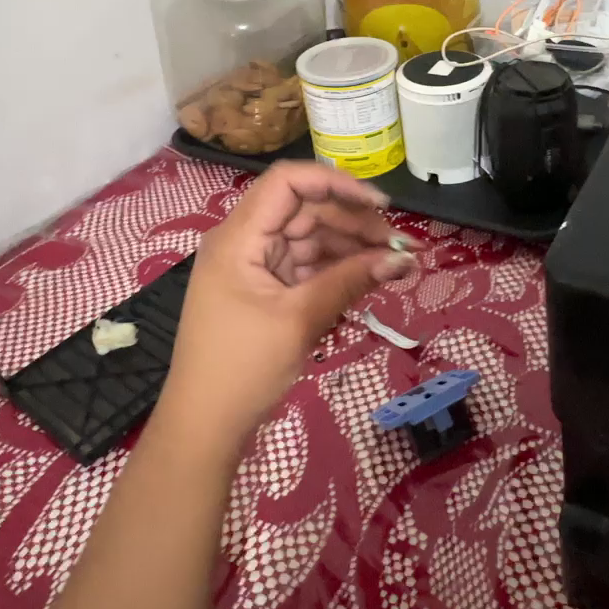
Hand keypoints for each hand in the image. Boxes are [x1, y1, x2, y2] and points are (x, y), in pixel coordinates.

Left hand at [154, 162, 416, 452]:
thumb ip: (352, 280)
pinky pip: (308, 265)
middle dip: (355, 222)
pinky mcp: (266, 290)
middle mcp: (245, 241)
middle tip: (401, 245)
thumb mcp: (300, 320)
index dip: (336, 184)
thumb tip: (404, 257)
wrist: (205, 427)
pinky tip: (371, 277)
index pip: (289, 182)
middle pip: (306, 209)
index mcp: (239, 236)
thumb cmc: (242, 368)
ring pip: (312, 238)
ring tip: (396, 263)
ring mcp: (256, 266)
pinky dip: (338, 269)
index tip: (380, 205)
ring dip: (353, 247)